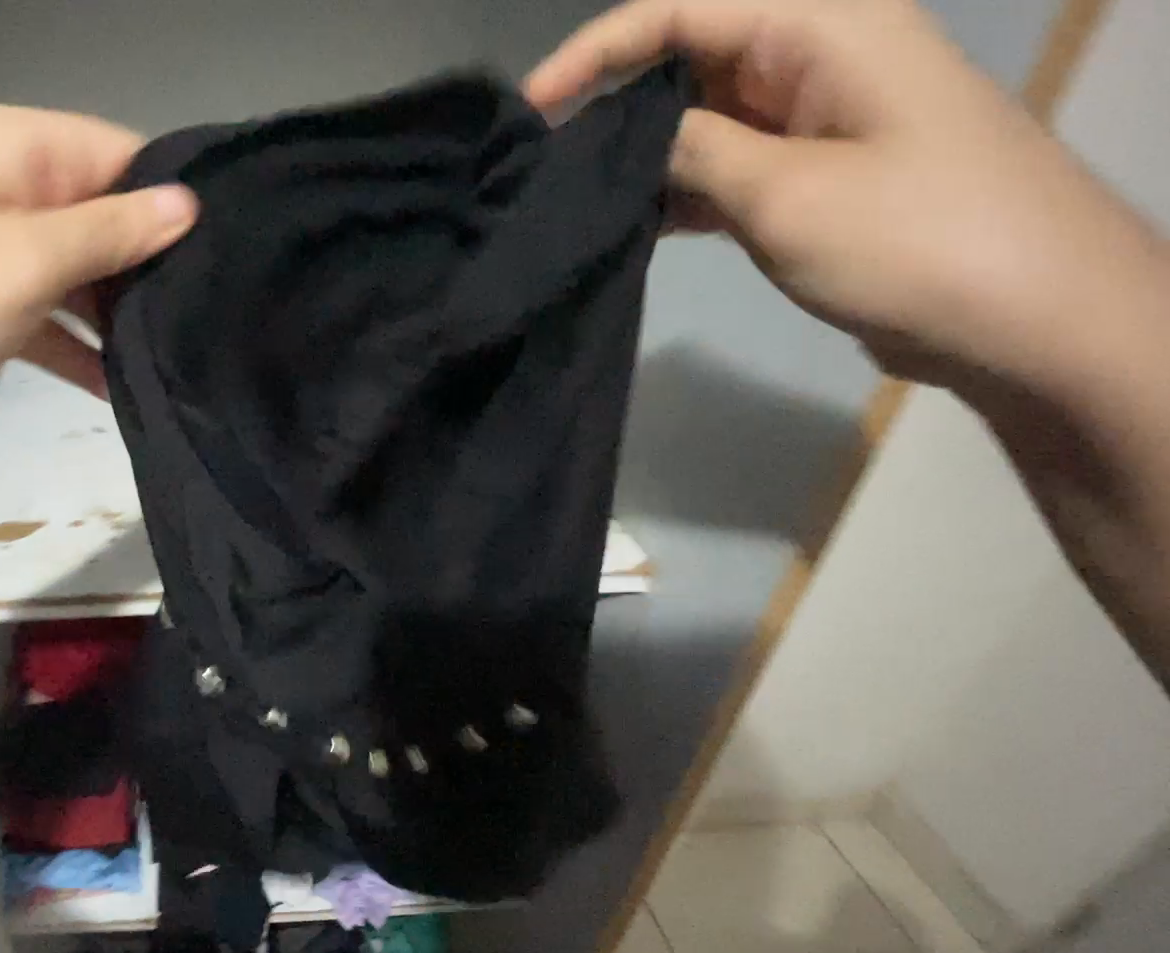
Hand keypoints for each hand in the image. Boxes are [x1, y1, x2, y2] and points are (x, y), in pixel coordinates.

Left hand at [0, 105, 195, 458]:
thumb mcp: (29, 258)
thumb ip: (112, 231)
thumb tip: (187, 204)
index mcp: (12, 148)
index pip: (117, 152)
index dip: (169, 197)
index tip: (225, 250)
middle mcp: (3, 189)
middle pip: (100, 216)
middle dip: (147, 263)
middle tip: (209, 312)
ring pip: (77, 274)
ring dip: (116, 313)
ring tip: (177, 352)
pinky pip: (47, 321)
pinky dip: (78, 350)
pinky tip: (119, 386)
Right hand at [524, 0, 1160, 391]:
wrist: (1026, 317)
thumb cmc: (913, 239)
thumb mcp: (784, 192)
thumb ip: (693, 153)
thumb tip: (628, 139)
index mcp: (822, 30)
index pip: (682, 13)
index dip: (596, 53)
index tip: (531, 109)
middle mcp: (814, 60)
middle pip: (687, 62)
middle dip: (610, 106)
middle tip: (541, 163)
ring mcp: (813, 123)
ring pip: (698, 122)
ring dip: (637, 158)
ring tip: (570, 200)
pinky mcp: (809, 179)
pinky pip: (722, 170)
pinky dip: (673, 194)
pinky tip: (625, 228)